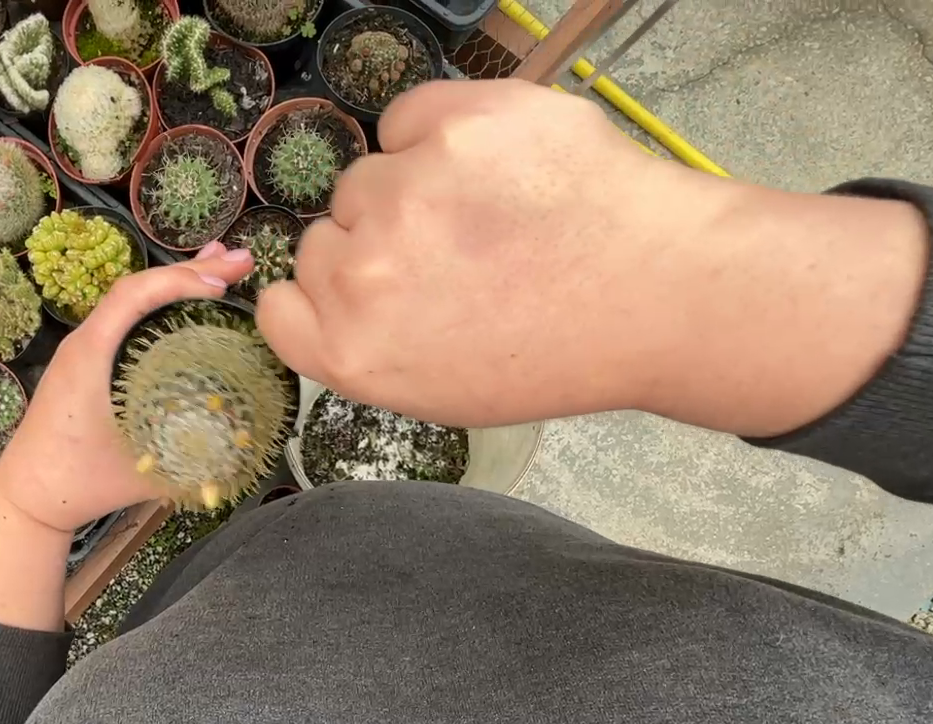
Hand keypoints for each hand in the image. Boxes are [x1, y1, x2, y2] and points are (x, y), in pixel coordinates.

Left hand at [0, 243, 254, 533]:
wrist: (26, 497)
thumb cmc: (76, 484)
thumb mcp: (141, 474)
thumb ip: (192, 460)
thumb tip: (246, 442)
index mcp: (90, 356)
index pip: (134, 296)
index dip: (180, 282)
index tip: (223, 285)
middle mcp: (85, 343)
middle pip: (138, 288)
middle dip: (192, 271)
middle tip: (241, 262)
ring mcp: (84, 352)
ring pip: (132, 301)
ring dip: (176, 282)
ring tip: (220, 267)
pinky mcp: (87, 365)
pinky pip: (125, 321)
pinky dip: (157, 305)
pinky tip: (182, 307)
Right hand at [256, 79, 927, 436]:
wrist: (655, 296)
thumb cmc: (545, 358)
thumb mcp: (432, 393)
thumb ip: (360, 348)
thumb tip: (331, 295)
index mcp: (351, 354)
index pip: (277, 309)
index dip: (317, 301)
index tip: (358, 298)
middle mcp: (358, 274)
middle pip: (318, 242)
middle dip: (367, 252)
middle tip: (441, 264)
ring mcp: (402, 194)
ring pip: (364, 180)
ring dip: (404, 195)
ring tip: (478, 218)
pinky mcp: (455, 125)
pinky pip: (405, 121)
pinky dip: (435, 139)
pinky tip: (488, 171)